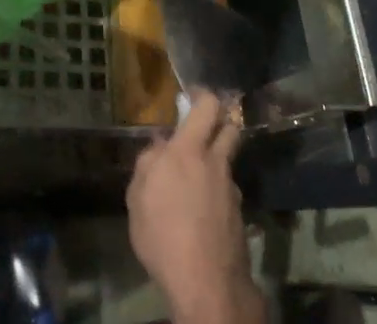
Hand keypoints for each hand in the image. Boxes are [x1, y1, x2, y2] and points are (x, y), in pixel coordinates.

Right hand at [127, 93, 262, 323]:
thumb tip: (159, 145)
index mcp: (188, 151)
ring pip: (227, 159)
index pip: (207, 106)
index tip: (191, 95)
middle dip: (219, 119)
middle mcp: (215, 162)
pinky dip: (215, 190)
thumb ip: (147, 164)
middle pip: (230, 126)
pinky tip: (200, 210)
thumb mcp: (137, 199)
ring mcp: (231, 187)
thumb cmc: (163, 235)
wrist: (206, 281)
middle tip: (200, 126)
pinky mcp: (239, 211)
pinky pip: (226, 189)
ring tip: (194, 178)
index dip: (202, 94)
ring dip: (215, 158)